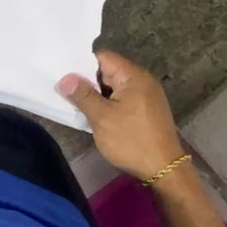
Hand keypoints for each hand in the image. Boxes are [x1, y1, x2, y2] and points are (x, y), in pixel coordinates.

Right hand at [57, 50, 186, 183]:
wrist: (163, 168)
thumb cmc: (131, 141)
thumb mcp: (101, 118)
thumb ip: (82, 95)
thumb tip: (65, 79)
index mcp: (133, 76)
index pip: (103, 57)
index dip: (82, 64)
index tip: (63, 74)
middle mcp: (143, 79)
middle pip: (109, 70)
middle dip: (88, 80)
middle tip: (65, 91)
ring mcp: (147, 94)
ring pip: (115, 86)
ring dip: (98, 94)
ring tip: (77, 103)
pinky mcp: (147, 109)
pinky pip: (124, 97)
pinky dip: (110, 103)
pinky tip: (97, 115)